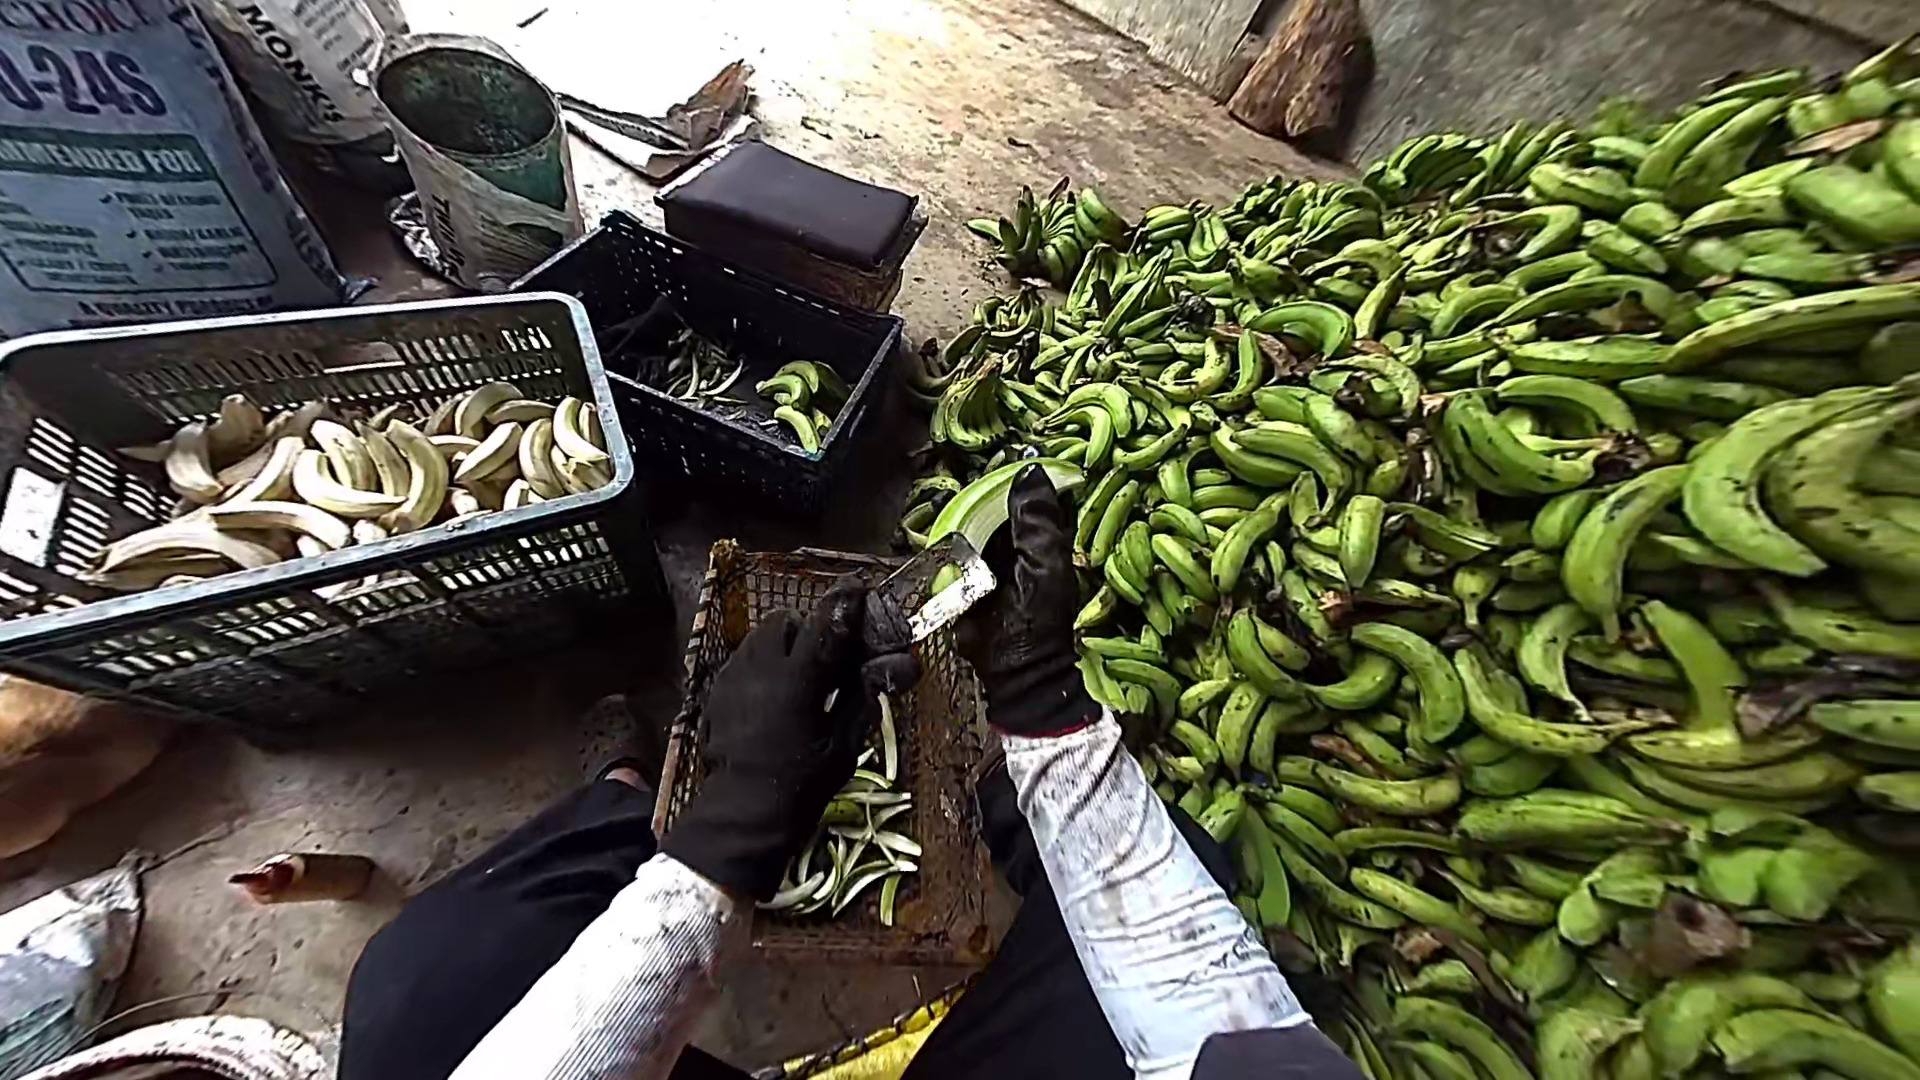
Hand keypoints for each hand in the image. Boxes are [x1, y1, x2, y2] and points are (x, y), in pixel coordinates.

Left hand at [664, 577, 917, 900]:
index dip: (844, 603)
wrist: (740, 818)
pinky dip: (762, 661)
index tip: (858, 588)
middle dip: (808, 627)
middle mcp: (761, 670)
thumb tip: (894, 665)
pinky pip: (744, 657)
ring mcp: (734, 678)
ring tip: (797, 670)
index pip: (825, 626)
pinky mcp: (717, 690)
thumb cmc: (801, 786)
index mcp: (798, 683)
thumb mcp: (845, 745)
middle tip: (823, 653)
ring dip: (783, 641)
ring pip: (759, 635)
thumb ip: (863, 697)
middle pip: (786, 621)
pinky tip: (771, 690)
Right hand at [957, 464, 1098, 736]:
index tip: (1010, 450)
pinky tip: (939, 517)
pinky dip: (950, 533)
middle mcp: (1018, 542)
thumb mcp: (1043, 565)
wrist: (1013, 669)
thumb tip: (1030, 472)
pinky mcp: (967, 573)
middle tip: (972, 469)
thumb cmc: (1037, 619)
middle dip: (987, 488)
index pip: (1035, 494)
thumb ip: (1036, 521)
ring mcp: (991, 558)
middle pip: (1001, 504)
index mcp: (1045, 537)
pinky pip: (957, 545)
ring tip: (952, 488)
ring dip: (965, 507)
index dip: (1024, 473)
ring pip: (977, 521)